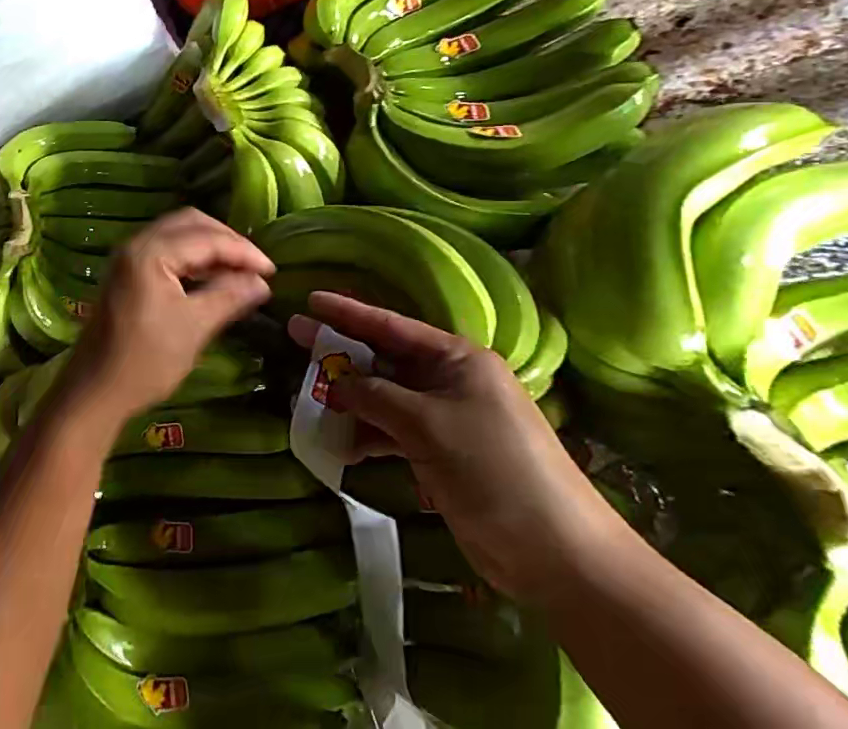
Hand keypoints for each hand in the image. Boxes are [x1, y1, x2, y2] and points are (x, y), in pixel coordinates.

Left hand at [62, 209, 273, 423]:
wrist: (93, 394)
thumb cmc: (145, 362)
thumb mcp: (195, 328)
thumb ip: (230, 296)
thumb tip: (262, 282)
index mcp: (150, 253)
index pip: (208, 238)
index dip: (244, 252)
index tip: (272, 271)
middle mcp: (136, 244)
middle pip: (192, 223)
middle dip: (228, 240)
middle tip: (255, 266)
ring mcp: (128, 257)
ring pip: (179, 234)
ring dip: (211, 247)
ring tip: (240, 272)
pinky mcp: (127, 273)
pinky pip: (168, 250)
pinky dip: (194, 258)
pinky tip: (213, 278)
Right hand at [288, 292, 627, 603]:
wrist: (552, 548)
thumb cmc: (492, 466)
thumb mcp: (428, 424)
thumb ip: (376, 397)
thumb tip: (336, 382)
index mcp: (457, 358)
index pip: (393, 326)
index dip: (350, 312)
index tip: (311, 300)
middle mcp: (451, 381)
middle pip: (387, 360)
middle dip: (343, 354)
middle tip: (295, 341)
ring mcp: (447, 419)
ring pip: (387, 399)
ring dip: (352, 401)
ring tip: (307, 399)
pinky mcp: (443, 455)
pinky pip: (395, 434)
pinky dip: (369, 437)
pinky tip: (340, 445)